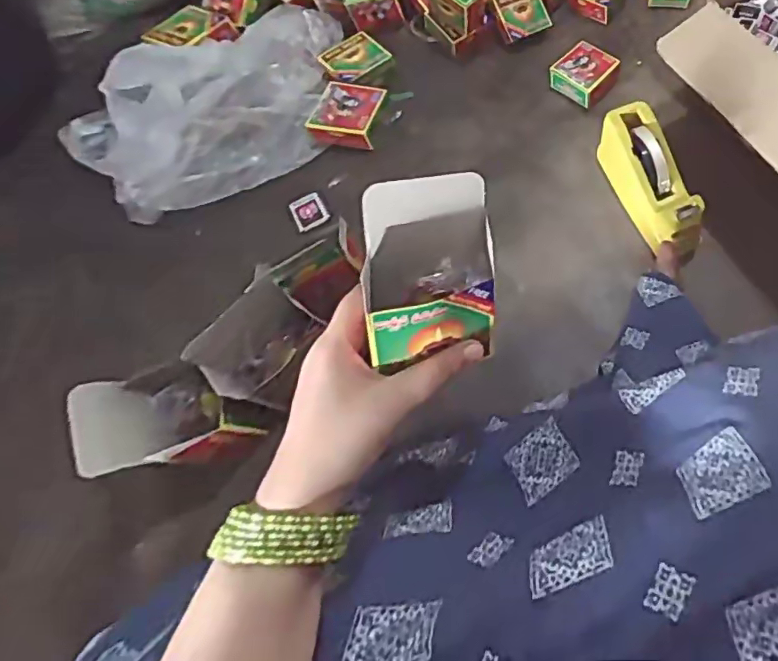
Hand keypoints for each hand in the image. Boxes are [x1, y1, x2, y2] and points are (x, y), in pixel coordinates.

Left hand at [256, 287, 483, 510]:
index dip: (392, 284)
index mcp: (333, 342)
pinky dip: (391, 361)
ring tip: (438, 333)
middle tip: (444, 308)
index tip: (428, 280)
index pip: (361, 296)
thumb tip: (476, 348)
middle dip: (406, 314)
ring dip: (401, 341)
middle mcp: (328, 352)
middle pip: (369, 320)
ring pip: (370, 345)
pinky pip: (367, 365)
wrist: (302, 498)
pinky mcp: (334, 396)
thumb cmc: (342, 437)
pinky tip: (416, 367)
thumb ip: (436, 372)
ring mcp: (329, 375)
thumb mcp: (394, 401)